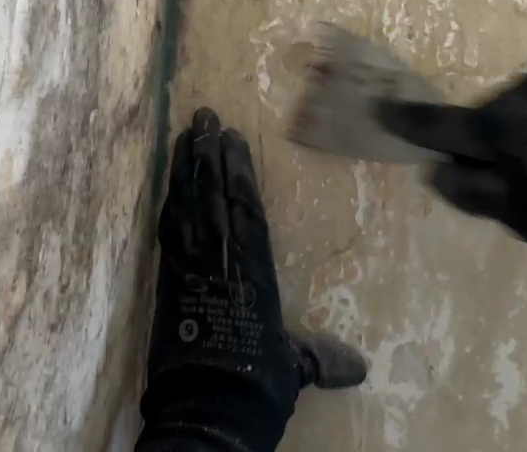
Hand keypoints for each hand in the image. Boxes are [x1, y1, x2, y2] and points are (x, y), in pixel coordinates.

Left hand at [138, 108, 365, 451]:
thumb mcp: (294, 368)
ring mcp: (190, 266)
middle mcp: (222, 260)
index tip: (232, 138)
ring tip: (185, 132)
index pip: (246, 209)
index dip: (238, 171)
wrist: (206, 411)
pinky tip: (170, 181)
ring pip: (187, 205)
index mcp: (255, 272)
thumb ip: (320, 357)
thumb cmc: (256, 385)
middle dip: (208, 153)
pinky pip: (168, 229)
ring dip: (185, 166)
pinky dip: (169, 201)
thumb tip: (359, 367)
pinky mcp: (166, 279)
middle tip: (203, 116)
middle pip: (213, 195)